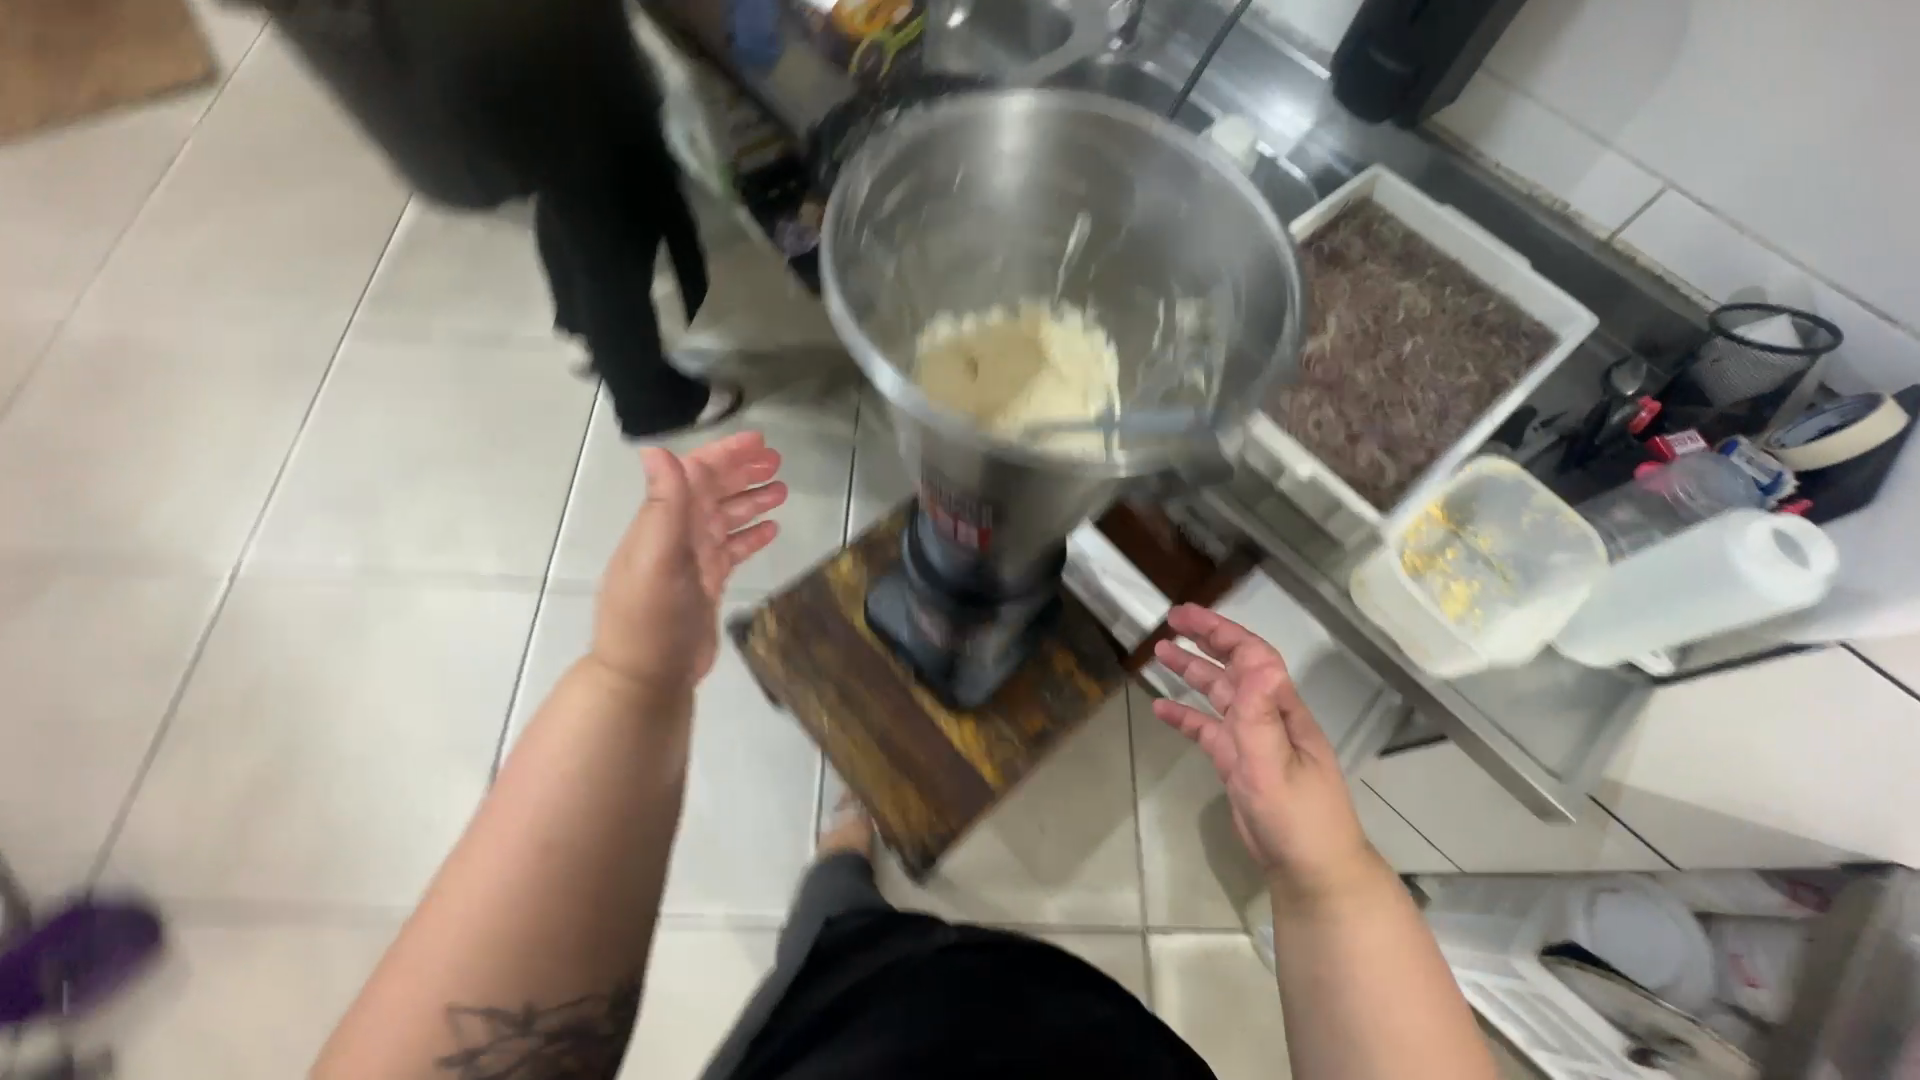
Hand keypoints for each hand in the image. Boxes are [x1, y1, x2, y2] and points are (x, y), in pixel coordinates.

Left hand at [588, 432, 786, 698]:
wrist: (645, 676)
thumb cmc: (650, 618)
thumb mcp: (655, 558)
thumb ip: (663, 505)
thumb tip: (657, 449)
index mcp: (663, 523)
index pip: (695, 475)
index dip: (725, 455)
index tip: (759, 442)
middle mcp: (676, 535)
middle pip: (712, 492)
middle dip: (742, 472)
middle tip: (779, 462)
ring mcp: (691, 561)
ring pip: (725, 518)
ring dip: (750, 501)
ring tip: (782, 491)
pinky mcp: (706, 585)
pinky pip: (731, 550)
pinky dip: (750, 536)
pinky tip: (771, 529)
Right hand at [1151, 604, 1378, 901]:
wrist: (1311, 870)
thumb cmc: (1297, 817)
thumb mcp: (1274, 765)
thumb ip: (1260, 714)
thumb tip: (1258, 659)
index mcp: (1281, 711)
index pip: (1251, 657)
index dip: (1219, 632)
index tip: (1185, 616)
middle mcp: (1268, 719)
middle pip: (1235, 668)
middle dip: (1206, 641)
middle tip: (1171, 622)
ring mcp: (1254, 743)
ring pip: (1219, 696)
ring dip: (1193, 672)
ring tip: (1161, 653)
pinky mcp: (1240, 766)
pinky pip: (1209, 731)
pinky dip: (1186, 718)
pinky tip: (1162, 710)